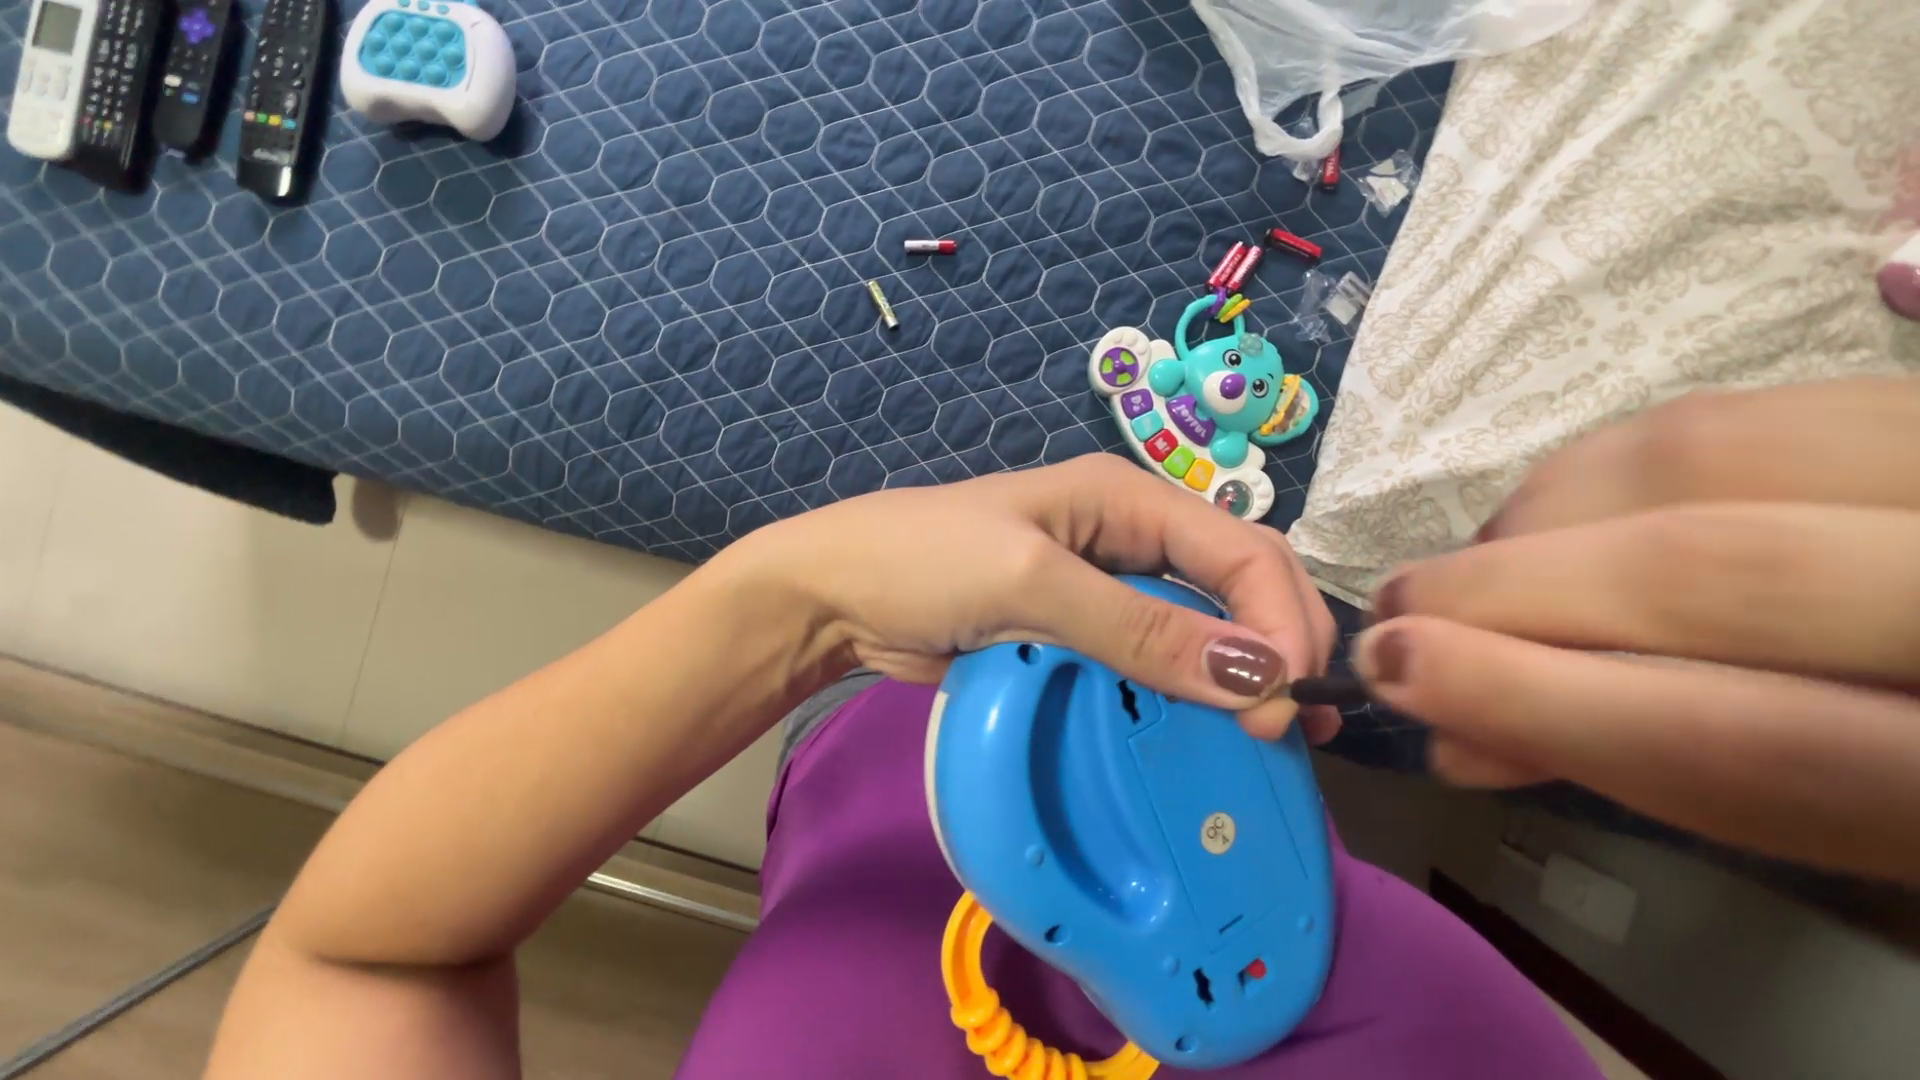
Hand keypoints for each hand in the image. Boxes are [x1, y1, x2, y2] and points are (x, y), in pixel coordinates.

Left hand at [734, 454, 1338, 740]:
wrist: (835, 596)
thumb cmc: (924, 563)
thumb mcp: (1031, 583)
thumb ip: (1139, 628)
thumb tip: (1257, 674)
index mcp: (1125, 498)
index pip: (1239, 548)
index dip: (1278, 618)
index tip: (1292, 698)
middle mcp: (1127, 535)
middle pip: (1234, 582)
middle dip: (1274, 643)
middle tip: (1296, 724)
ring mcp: (1104, 585)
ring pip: (1202, 623)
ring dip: (1243, 670)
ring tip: (1278, 734)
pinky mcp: (1078, 630)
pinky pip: (1154, 656)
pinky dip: (1189, 688)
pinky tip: (1209, 725)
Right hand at [1349, 377, 1919, 881]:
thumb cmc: (1906, 757)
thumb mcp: (1809, 813)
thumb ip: (1644, 770)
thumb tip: (1448, 735)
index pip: (1757, 745)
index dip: (1542, 702)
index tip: (1391, 666)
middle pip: (1716, 570)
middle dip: (1507, 590)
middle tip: (1393, 614)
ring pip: (1705, 455)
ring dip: (1539, 520)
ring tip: (1473, 573)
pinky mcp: (1919, 403)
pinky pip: (1726, 403)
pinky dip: (1603, 460)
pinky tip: (1556, 512)